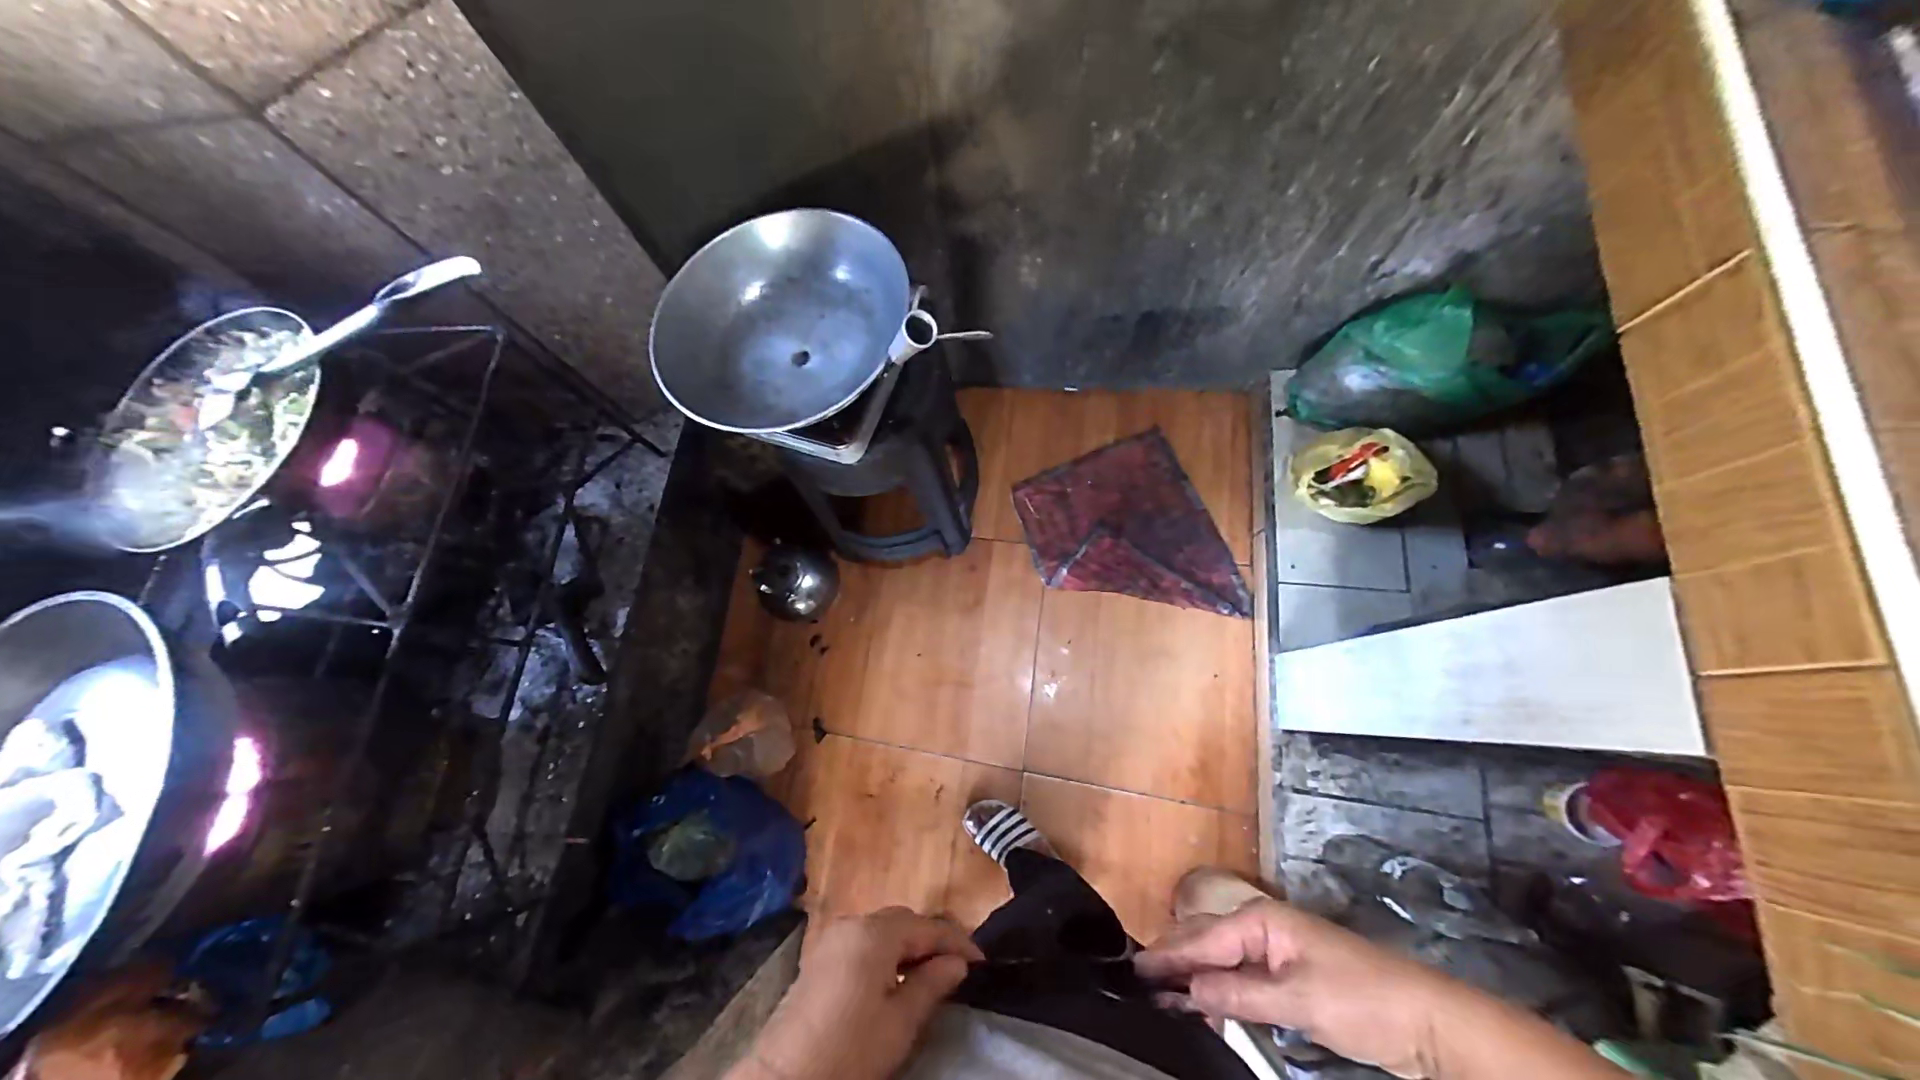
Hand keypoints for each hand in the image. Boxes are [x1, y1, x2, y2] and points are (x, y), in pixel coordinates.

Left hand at [740, 908, 982, 1079]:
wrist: (784, 1079)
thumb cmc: (850, 1050)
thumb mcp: (899, 1023)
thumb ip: (931, 985)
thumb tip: (956, 963)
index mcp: (874, 933)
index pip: (927, 926)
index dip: (957, 942)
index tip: (982, 962)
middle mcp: (852, 924)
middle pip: (903, 921)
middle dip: (932, 940)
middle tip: (959, 967)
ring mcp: (832, 939)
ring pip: (882, 930)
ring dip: (909, 946)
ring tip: (932, 974)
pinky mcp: (819, 958)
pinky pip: (863, 942)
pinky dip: (885, 953)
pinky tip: (896, 979)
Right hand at [1135, 899, 1463, 1077]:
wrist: (1428, 1022)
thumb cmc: (1362, 1001)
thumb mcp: (1298, 1000)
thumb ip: (1239, 994)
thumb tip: (1186, 990)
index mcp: (1262, 920)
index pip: (1203, 938)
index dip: (1167, 955)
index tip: (1133, 969)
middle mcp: (1263, 929)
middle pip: (1206, 941)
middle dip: (1173, 958)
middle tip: (1137, 980)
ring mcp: (1276, 952)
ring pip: (1220, 959)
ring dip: (1192, 975)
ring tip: (1159, 994)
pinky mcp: (1288, 978)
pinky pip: (1239, 977)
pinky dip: (1216, 988)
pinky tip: (1200, 1004)